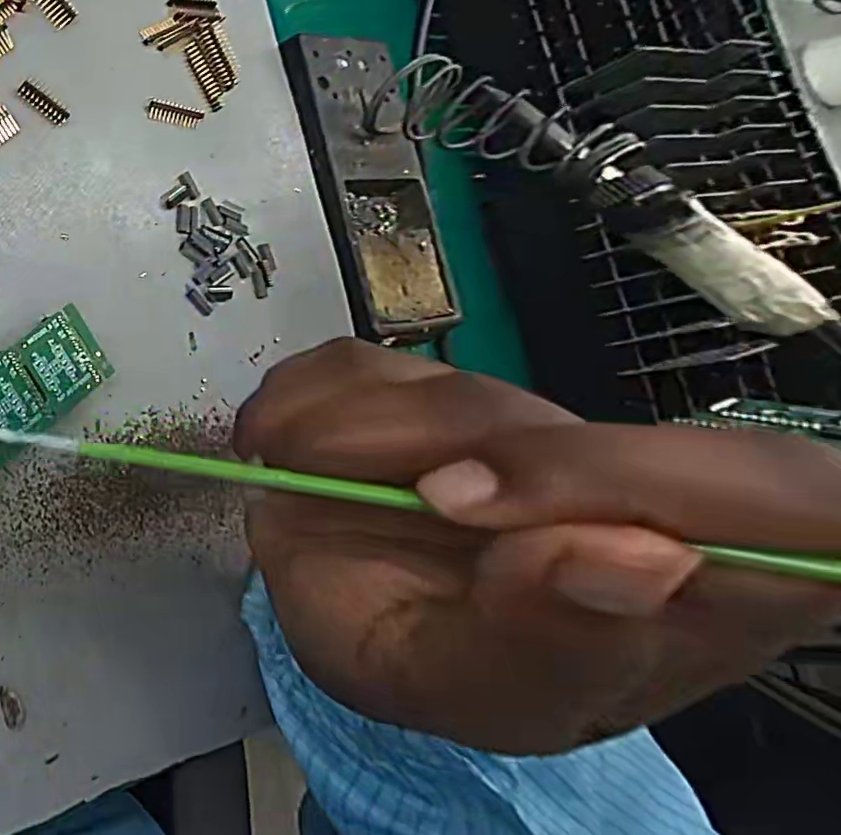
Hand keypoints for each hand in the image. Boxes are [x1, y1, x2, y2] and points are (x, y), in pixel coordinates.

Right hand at [235, 338, 840, 754]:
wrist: (327, 604)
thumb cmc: (419, 663)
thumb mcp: (478, 692)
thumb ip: (557, 643)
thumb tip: (639, 556)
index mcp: (694, 578)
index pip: (781, 495)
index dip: (638, 479)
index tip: (470, 507)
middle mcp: (608, 480)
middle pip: (547, 422)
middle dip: (408, 450)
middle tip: (312, 482)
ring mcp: (501, 416)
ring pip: (436, 382)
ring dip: (331, 430)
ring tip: (285, 473)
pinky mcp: (409, 381)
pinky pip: (350, 362)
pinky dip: (292, 399)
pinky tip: (273, 443)